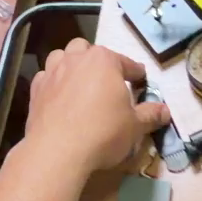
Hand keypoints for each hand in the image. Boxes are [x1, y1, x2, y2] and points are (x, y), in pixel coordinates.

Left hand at [24, 40, 169, 171]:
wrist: (57, 150)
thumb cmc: (103, 132)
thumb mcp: (135, 126)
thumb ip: (150, 115)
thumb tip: (165, 111)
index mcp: (104, 60)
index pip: (126, 63)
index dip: (135, 73)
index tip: (140, 81)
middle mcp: (76, 59)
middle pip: (88, 50)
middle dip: (97, 61)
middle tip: (106, 81)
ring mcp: (52, 72)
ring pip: (62, 56)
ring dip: (71, 65)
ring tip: (80, 83)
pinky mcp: (36, 89)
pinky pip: (46, 77)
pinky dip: (53, 83)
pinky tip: (59, 97)